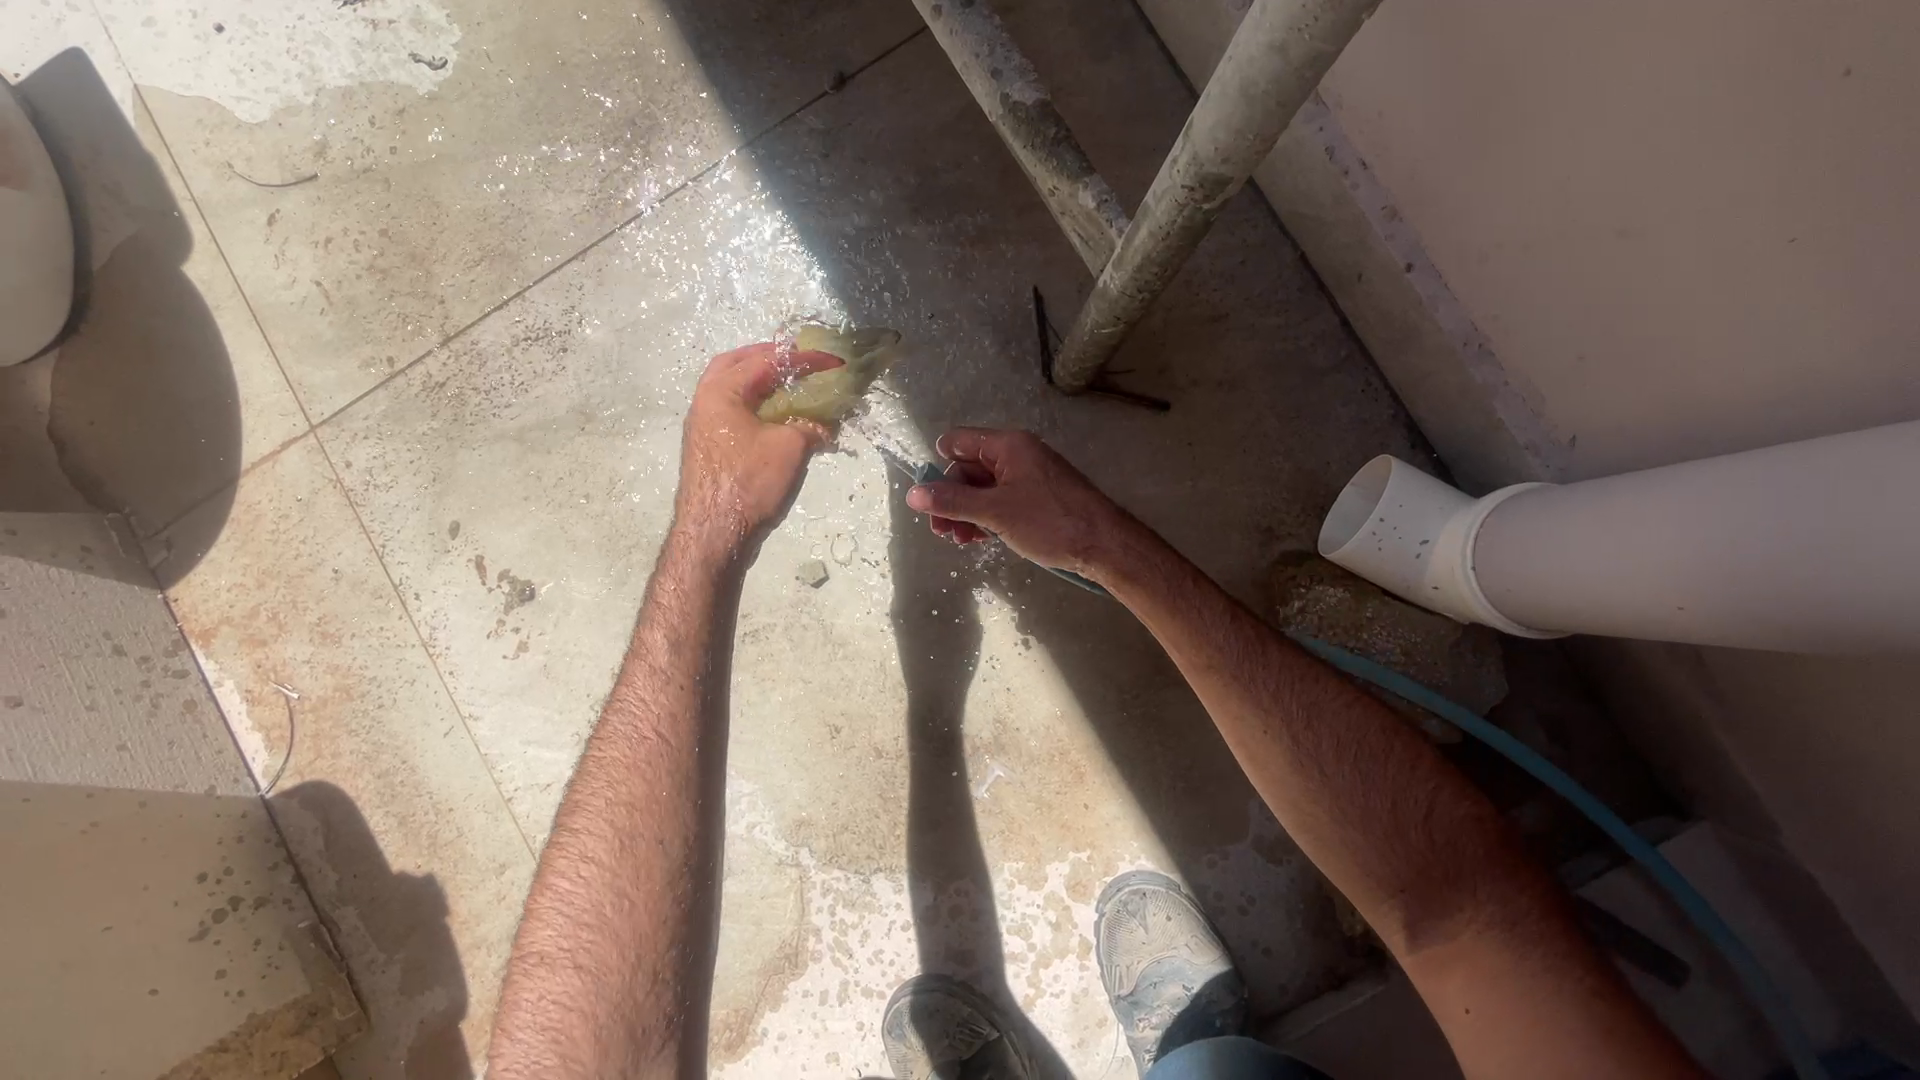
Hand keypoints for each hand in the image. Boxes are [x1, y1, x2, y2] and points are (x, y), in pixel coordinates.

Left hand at [675, 343, 839, 547]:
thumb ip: (810, 426)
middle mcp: (705, 402)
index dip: (802, 358)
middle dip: (768, 357)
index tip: (832, 361)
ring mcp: (703, 426)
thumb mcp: (791, 448)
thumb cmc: (749, 482)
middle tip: (798, 359)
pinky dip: (756, 405)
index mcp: (721, 391)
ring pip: (732, 389)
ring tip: (791, 386)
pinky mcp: (709, 448)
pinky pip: (733, 412)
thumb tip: (824, 424)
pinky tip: (778, 418)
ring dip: (760, 382)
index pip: (765, 361)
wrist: (714, 533)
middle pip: (735, 364)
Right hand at [905, 428, 1136, 574]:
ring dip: (966, 512)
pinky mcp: (1037, 498)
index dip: (939, 467)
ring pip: (984, 489)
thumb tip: (913, 493)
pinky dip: (986, 517)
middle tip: (941, 531)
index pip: (958, 442)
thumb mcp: (995, 512)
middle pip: (969, 468)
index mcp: (1008, 445)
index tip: (930, 499)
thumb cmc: (1049, 521)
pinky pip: (1001, 501)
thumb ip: (952, 502)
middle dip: (951, 498)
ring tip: (958, 540)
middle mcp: (1017, 454)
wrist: (1103, 544)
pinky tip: (979, 539)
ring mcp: (1029, 476)